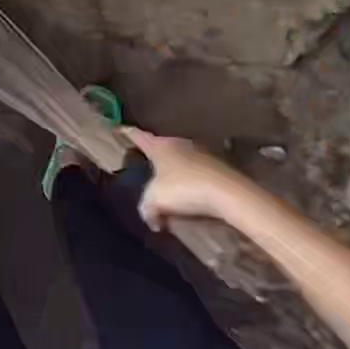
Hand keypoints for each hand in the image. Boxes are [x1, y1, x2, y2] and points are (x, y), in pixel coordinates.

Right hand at [123, 126, 247, 231]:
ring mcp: (199, 152)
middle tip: (148, 168)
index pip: (138, 136)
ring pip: (180, 159)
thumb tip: (152, 220)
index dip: (128, 133)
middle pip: (160, 147)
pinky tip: (193, 196)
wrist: (228, 193)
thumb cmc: (184, 189)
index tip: (120, 127)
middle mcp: (177, 143)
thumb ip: (146, 208)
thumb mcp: (156, 200)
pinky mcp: (216, 165)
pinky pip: (197, 171)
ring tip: (172, 188)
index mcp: (159, 146)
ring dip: (175, 172)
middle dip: (154, 157)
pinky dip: (192, 181)